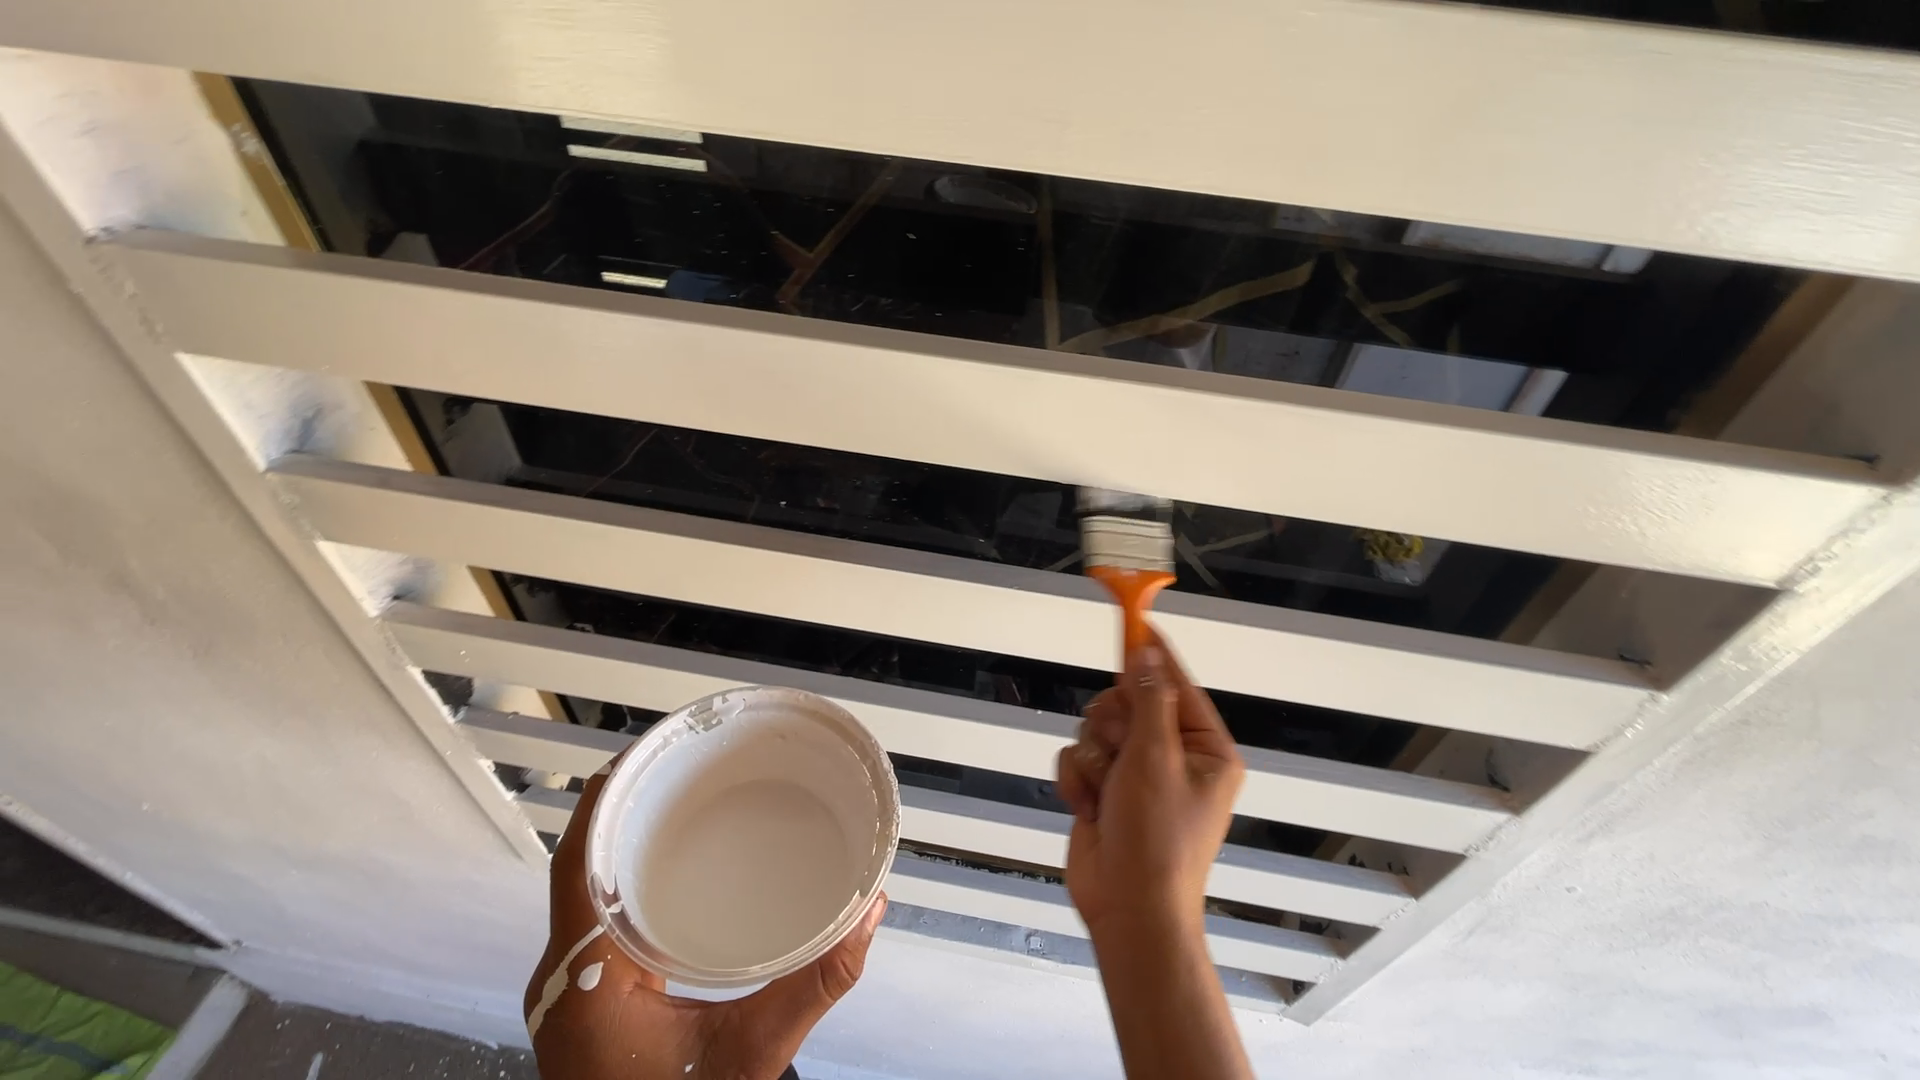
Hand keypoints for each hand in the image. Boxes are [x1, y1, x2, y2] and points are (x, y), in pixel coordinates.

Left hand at [525, 760, 884, 1079]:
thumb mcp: (755, 1055)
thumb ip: (817, 982)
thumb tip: (869, 909)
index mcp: (584, 984)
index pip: (574, 870)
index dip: (597, 807)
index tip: (634, 758)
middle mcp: (563, 981)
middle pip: (575, 870)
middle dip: (614, 813)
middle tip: (667, 768)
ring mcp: (571, 992)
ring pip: (581, 894)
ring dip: (614, 843)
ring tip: (665, 801)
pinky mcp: (588, 1000)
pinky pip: (594, 918)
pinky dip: (620, 879)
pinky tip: (659, 866)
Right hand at [1054, 630, 1242, 939]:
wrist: (1126, 908)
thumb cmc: (1156, 839)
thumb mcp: (1157, 760)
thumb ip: (1149, 701)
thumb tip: (1146, 656)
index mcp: (1205, 749)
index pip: (1177, 685)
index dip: (1153, 656)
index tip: (1134, 622)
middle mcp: (1172, 756)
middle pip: (1128, 701)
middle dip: (1114, 724)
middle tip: (1120, 749)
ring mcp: (1136, 773)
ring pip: (1097, 727)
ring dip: (1095, 757)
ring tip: (1106, 791)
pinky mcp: (1104, 788)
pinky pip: (1079, 755)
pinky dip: (1078, 779)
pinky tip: (1089, 807)